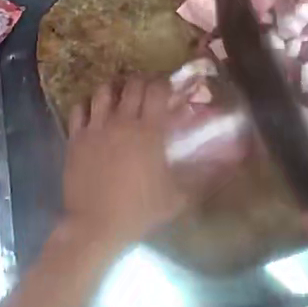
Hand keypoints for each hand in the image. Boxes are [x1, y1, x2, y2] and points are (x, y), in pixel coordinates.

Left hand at [62, 75, 188, 249]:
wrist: (96, 224)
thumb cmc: (140, 211)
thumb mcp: (179, 196)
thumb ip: (204, 176)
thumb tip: (231, 165)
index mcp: (149, 131)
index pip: (157, 89)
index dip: (164, 83)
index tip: (168, 88)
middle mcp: (121, 122)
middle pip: (131, 84)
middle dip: (141, 82)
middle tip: (147, 91)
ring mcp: (95, 128)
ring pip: (103, 91)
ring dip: (114, 89)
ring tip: (120, 96)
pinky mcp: (75, 138)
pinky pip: (79, 109)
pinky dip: (88, 105)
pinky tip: (94, 112)